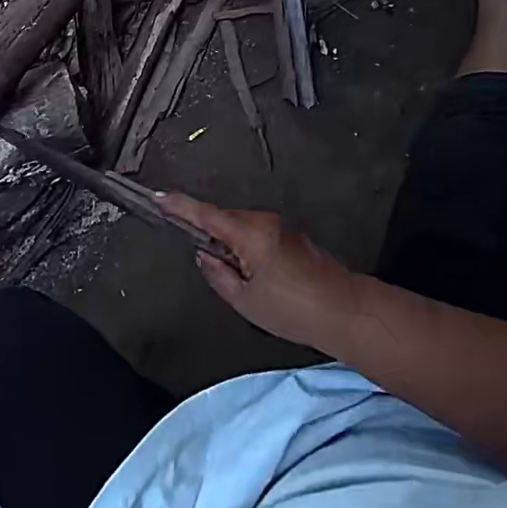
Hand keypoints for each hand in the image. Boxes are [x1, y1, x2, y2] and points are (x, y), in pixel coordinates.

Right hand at [155, 192, 358, 348]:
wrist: (346, 311)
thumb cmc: (293, 309)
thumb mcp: (245, 300)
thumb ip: (217, 274)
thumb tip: (204, 256)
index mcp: (249, 234)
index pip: (206, 215)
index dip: (180, 206)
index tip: (160, 196)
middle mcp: (264, 222)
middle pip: (225, 220)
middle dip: (211, 234)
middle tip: (210, 264)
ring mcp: (281, 228)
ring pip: (244, 228)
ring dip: (233, 244)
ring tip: (243, 281)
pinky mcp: (294, 238)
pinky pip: (260, 236)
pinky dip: (250, 249)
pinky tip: (261, 278)